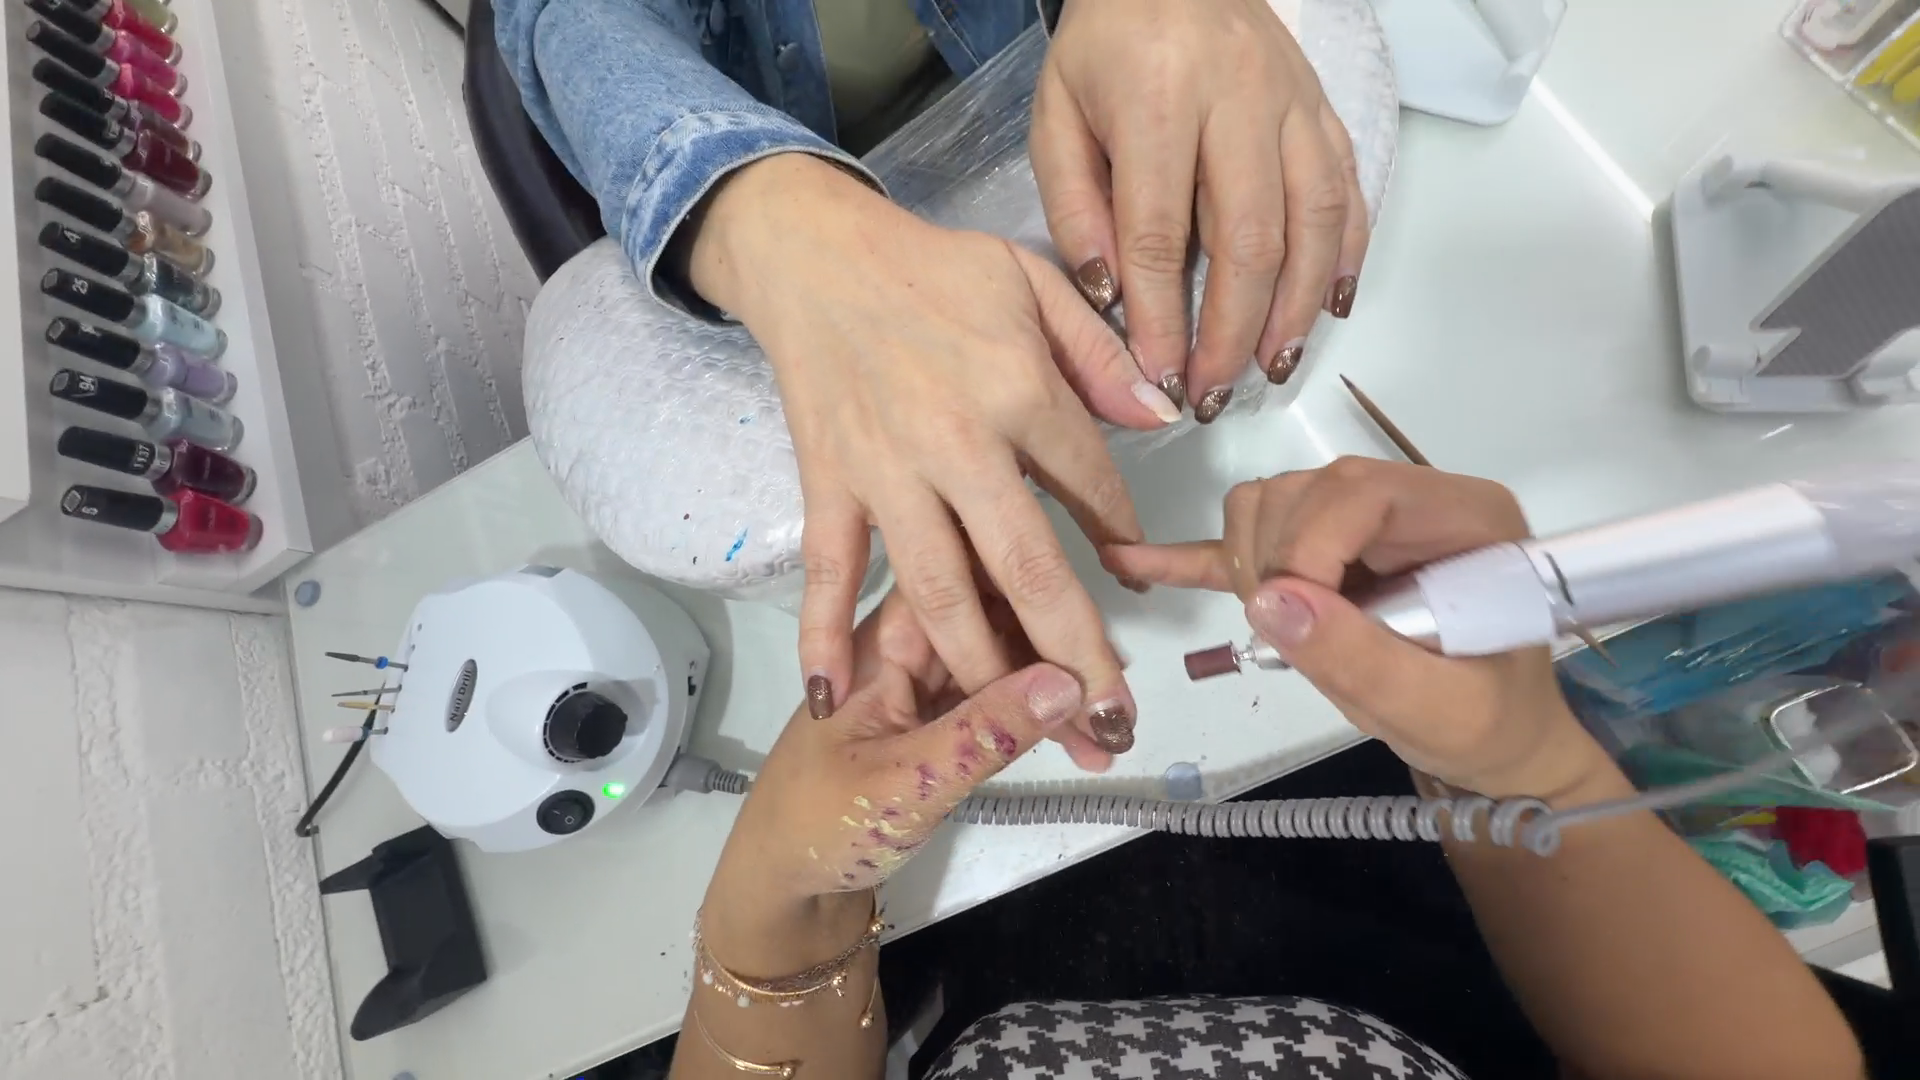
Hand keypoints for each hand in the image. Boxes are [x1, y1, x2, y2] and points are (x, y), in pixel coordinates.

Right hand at [690, 155, 1169, 765]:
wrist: (815, 257)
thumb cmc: (932, 269)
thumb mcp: (1032, 282)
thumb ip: (1099, 353)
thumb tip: (1161, 417)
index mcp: (1018, 390)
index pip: (1091, 487)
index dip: (1122, 541)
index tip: (1136, 585)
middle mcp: (956, 445)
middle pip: (1026, 567)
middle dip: (1074, 652)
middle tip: (1112, 724)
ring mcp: (884, 475)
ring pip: (938, 590)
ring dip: (983, 670)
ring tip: (1024, 733)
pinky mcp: (827, 487)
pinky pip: (829, 571)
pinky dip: (825, 635)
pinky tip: (834, 698)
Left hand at [708, 590, 1081, 916]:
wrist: (784, 879)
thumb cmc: (823, 824)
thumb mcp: (905, 783)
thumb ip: (983, 734)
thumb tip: (1070, 684)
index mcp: (889, 636)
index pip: (975, 595)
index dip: (1043, 617)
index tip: (1106, 663)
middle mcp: (912, 642)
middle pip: (999, 625)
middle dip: (1061, 660)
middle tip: (1119, 709)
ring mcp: (928, 679)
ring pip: (1006, 664)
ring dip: (1056, 696)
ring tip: (1111, 737)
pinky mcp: (940, 713)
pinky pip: (998, 701)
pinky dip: (1036, 720)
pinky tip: (1078, 739)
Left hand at [1033, 0, 1369, 420]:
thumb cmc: (1100, 50)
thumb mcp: (1057, 122)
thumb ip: (1077, 210)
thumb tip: (1112, 297)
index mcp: (1157, 101)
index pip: (1161, 236)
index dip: (1162, 319)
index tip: (1159, 378)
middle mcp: (1238, 99)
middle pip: (1249, 240)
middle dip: (1232, 332)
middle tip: (1214, 394)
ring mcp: (1293, 102)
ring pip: (1313, 221)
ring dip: (1295, 309)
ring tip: (1275, 369)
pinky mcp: (1324, 107)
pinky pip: (1349, 188)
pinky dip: (1346, 255)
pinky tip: (1329, 307)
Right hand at [1103, 458, 1605, 796]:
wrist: (1487, 737)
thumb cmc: (1483, 726)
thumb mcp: (1440, 708)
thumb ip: (1360, 655)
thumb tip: (1267, 600)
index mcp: (1457, 516)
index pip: (1357, 492)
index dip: (1308, 547)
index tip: (1295, 619)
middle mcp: (1402, 498)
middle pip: (1298, 492)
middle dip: (1272, 565)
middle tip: (1288, 636)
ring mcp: (1350, 520)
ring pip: (1261, 507)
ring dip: (1244, 566)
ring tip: (1272, 624)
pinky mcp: (1309, 551)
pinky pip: (1239, 542)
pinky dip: (1187, 558)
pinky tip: (1128, 560)